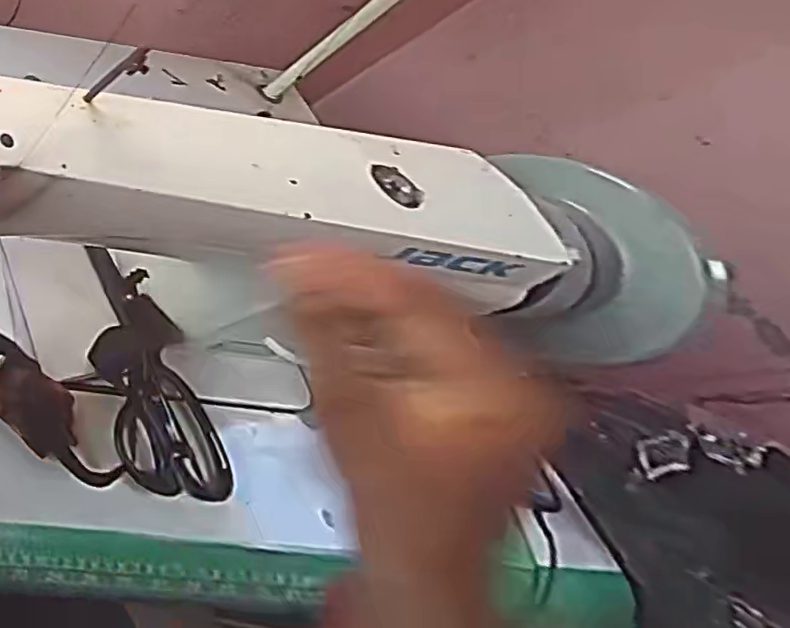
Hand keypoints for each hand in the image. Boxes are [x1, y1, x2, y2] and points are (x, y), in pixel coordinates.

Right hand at [271, 249, 563, 626]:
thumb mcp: (344, 405)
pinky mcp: (483, 389)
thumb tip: (291, 274)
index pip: (411, 299)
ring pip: (423, 311)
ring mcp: (503, 386)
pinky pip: (427, 332)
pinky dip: (379, 317)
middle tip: (299, 259)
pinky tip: (341, 309)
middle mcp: (512, 381)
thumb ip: (319, 332)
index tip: (298, 253)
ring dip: (362, 293)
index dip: (345, 270)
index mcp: (490, 385)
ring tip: (312, 278)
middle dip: (351, 276)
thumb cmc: (393, 499)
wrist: (418, 549)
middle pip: (422, 300)